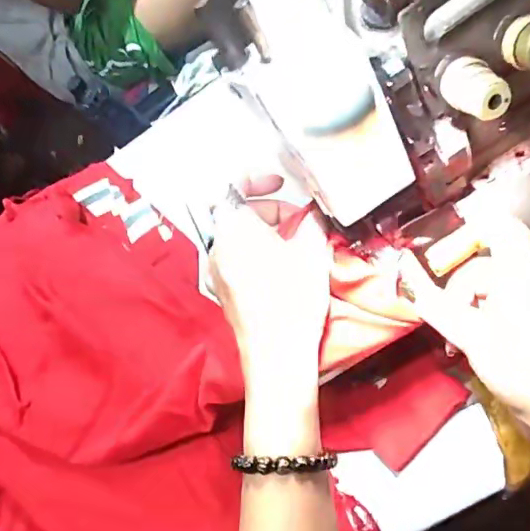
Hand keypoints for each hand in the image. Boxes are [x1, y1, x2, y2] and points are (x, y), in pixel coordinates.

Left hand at [209, 175, 331, 383]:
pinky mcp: (224, 291)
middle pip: (238, 212)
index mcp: (232, 229)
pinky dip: (258, 253)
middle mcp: (217, 248)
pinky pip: (238, 259)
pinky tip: (284, 266)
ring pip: (239, 237)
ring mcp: (217, 272)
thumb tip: (313, 217)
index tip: (278, 182)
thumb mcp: (311, 251)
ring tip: (296, 245)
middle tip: (299, 221)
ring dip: (266, 233)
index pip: (234, 184)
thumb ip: (311, 222)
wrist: (278, 353)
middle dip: (271, 210)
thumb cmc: (290, 303)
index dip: (259, 177)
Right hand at [398, 213, 529, 443]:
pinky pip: (500, 304)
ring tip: (455, 339)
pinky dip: (480, 317)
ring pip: (490, 287)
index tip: (439, 254)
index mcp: (527, 273)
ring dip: (465, 307)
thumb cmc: (521, 368)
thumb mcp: (473, 337)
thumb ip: (438, 305)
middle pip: (486, 263)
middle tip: (442, 316)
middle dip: (458, 287)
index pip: (502, 228)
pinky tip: (470, 343)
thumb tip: (408, 279)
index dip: (469, 231)